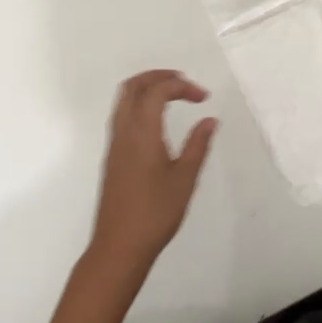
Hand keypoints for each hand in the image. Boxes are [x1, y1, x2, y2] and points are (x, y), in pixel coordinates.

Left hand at [86, 70, 217, 273]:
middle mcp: (123, 131)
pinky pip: (121, 115)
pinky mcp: (112, 157)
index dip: (182, 86)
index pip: (158, 91)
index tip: (203, 98)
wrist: (119, 246)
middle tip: (184, 83)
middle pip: (133, 86)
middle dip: (159, 76)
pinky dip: (139, 104)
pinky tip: (157, 122)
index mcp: (142, 132)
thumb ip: (198, 145)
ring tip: (172, 96)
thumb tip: (209, 120)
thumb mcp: (184, 179)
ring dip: (146, 88)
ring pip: (123, 99)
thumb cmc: (155, 213)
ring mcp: (114, 144)